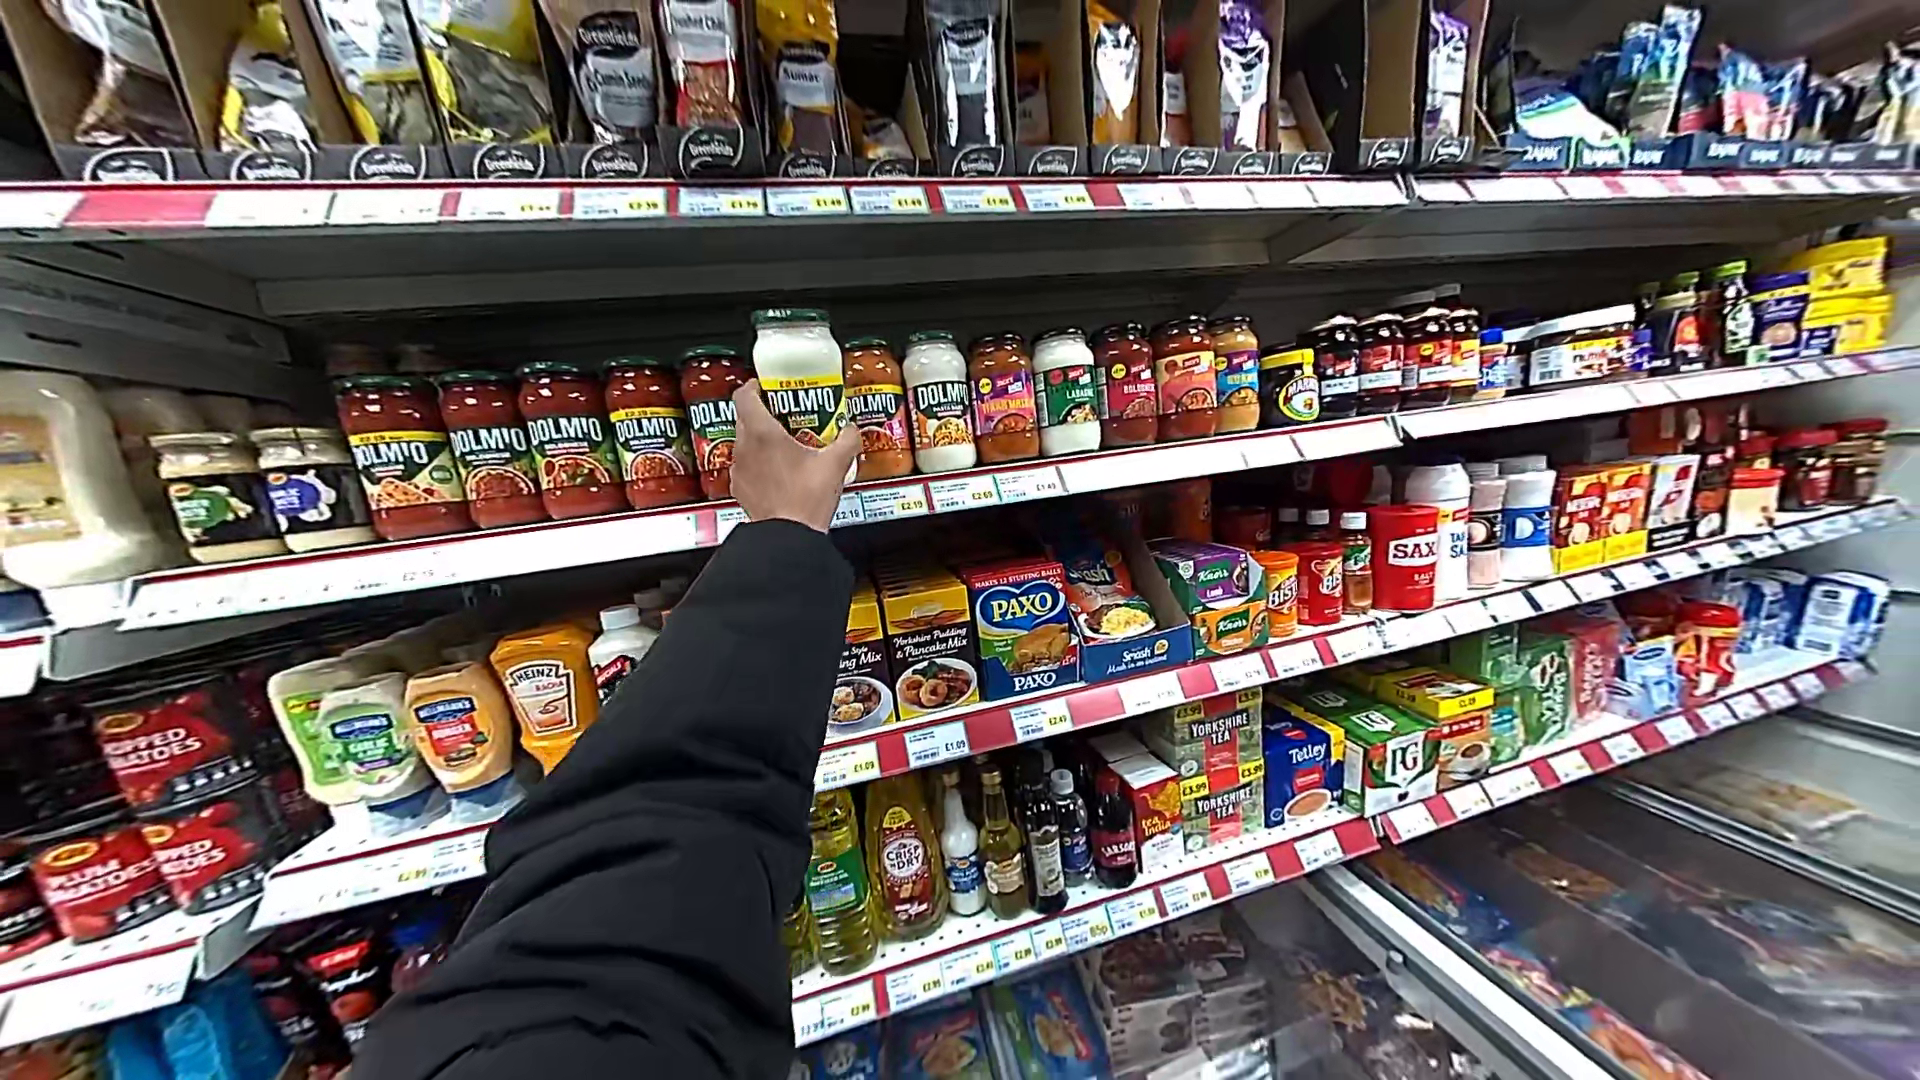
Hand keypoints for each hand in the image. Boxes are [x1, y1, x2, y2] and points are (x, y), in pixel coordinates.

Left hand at [729, 379, 860, 532]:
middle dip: (763, 413)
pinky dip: (759, 465)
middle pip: (745, 418)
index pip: (744, 395)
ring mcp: (740, 470)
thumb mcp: (836, 464)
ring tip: (785, 446)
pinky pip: (747, 468)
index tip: (766, 386)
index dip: (754, 386)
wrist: (789, 537)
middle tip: (785, 414)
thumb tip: (852, 429)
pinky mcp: (741, 490)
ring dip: (760, 441)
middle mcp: (744, 448)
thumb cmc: (806, 500)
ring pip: (745, 444)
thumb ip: (847, 439)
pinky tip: (779, 473)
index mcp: (762, 433)